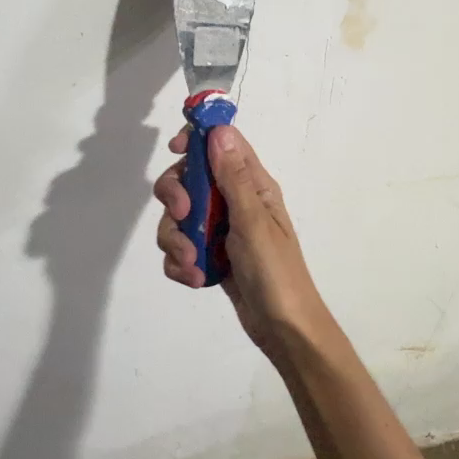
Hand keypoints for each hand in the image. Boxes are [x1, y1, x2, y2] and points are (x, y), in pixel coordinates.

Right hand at [152, 124, 329, 357]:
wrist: (282, 328)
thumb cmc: (276, 271)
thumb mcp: (254, 221)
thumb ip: (233, 177)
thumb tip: (219, 130)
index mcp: (252, 185)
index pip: (221, 145)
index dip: (195, 140)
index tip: (175, 150)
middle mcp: (233, 201)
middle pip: (188, 180)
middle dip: (176, 197)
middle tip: (182, 214)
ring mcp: (219, 230)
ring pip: (177, 217)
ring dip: (176, 240)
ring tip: (192, 264)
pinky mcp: (208, 256)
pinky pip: (179, 248)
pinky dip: (180, 263)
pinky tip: (194, 278)